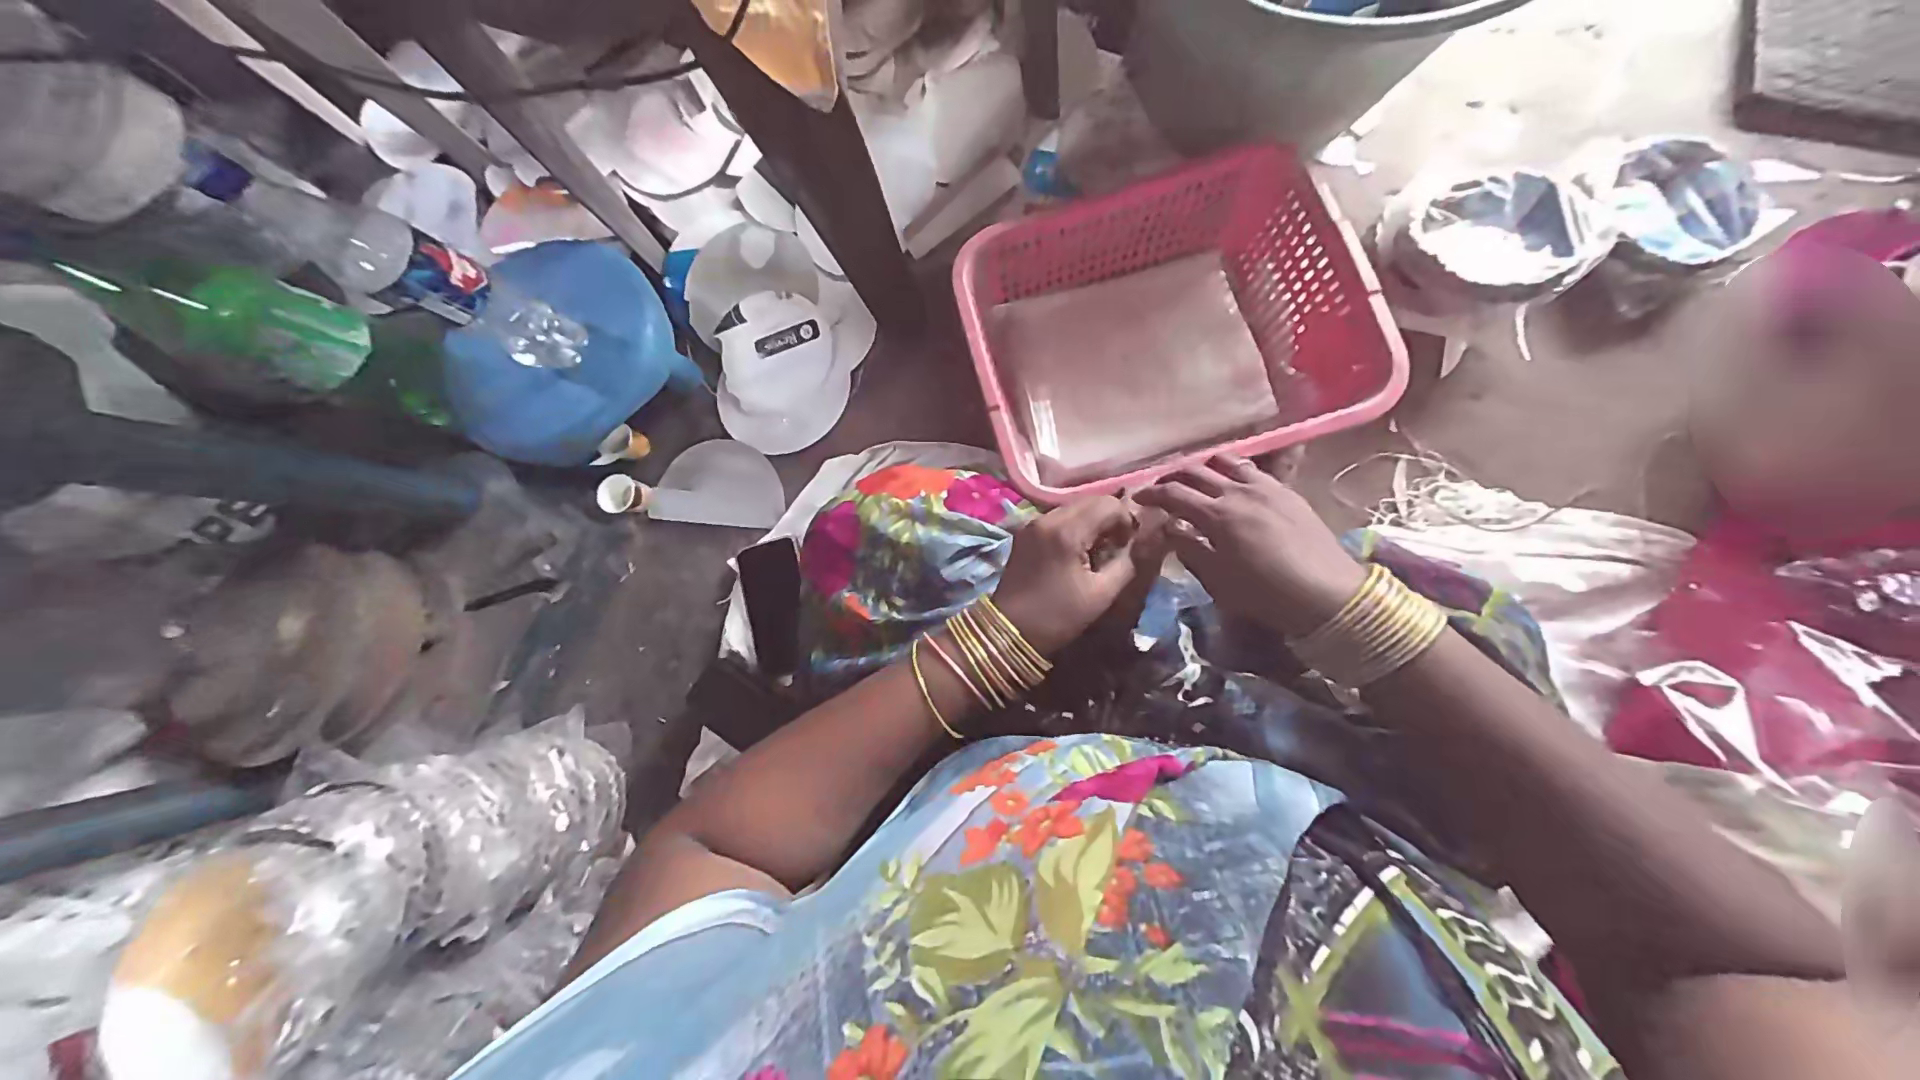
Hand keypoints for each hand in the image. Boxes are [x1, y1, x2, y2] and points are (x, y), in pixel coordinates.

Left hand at [992, 495, 1159, 654]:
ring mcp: (1032, 523)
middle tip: (1116, 550)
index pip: (1109, 503)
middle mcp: (1046, 518)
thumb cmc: (1057, 616)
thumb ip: (1129, 562)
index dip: (1127, 521)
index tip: (1128, 547)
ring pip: (1074, 507)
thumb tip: (1147, 540)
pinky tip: (1076, 554)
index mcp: (1066, 531)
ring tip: (1097, 554)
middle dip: (1110, 520)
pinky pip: (1058, 518)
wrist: (1008, 631)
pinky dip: (1074, 528)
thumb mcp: (1101, 594)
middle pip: (1091, 500)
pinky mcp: (1025, 533)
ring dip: (1092, 523)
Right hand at [1134, 454, 1365, 637]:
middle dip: (1172, 477)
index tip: (1138, 498)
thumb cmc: (1266, 594)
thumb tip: (1170, 527)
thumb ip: (1190, 548)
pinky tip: (1232, 482)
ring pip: (1226, 462)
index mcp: (1218, 515)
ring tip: (1195, 479)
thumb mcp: (1218, 579)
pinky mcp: (1287, 491)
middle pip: (1196, 472)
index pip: (1174, 494)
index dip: (1152, 494)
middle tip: (1161, 488)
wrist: (1328, 594)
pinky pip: (1253, 469)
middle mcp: (1239, 492)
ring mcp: (1266, 487)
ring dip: (1203, 467)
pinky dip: (1233, 470)